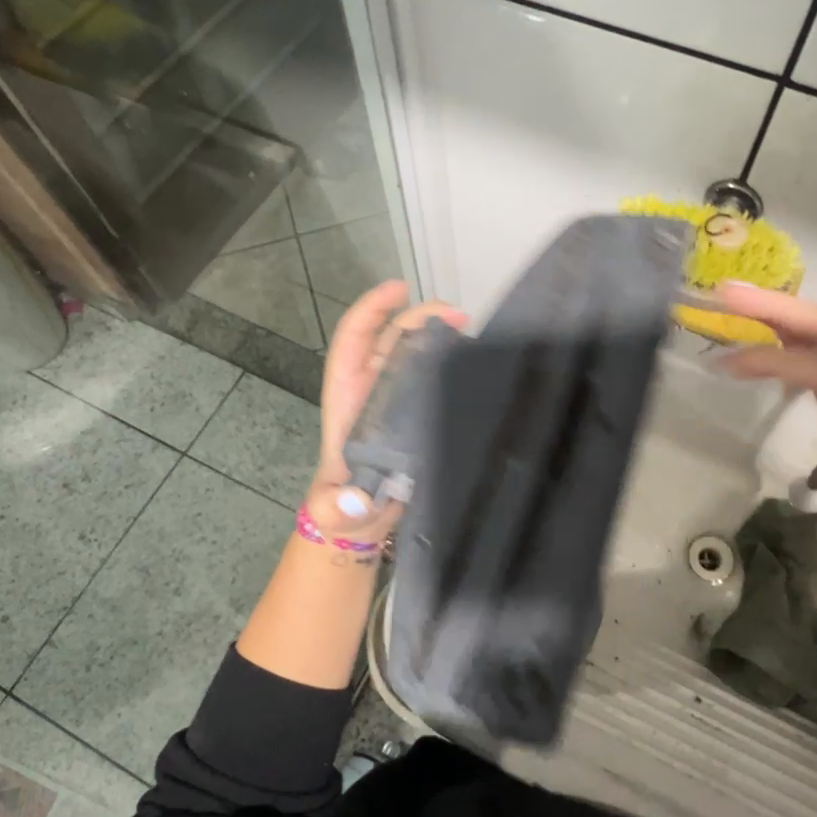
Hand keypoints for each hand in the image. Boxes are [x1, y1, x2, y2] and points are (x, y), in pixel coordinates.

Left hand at [308, 279, 467, 537]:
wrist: (361, 527)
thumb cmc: (345, 510)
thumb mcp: (339, 510)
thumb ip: (342, 507)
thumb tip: (354, 500)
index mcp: (348, 399)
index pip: (353, 343)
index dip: (371, 311)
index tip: (399, 289)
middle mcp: (372, 391)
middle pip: (392, 339)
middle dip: (420, 318)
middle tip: (458, 315)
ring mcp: (397, 400)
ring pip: (416, 354)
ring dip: (440, 336)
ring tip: (472, 329)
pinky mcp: (419, 415)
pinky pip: (434, 379)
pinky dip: (452, 364)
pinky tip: (477, 361)